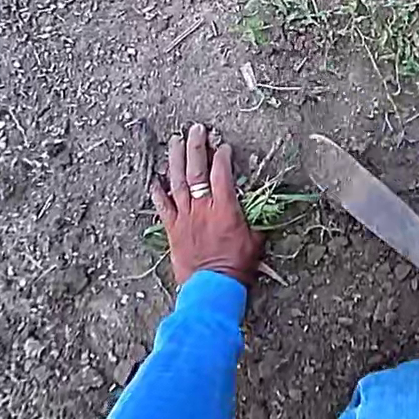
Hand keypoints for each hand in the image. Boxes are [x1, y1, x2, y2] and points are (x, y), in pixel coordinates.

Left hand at [149, 122, 262, 286]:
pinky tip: (155, 179)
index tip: (223, 145)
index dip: (222, 156)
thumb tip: (264, 210)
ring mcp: (185, 217)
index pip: (222, 174)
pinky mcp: (173, 229)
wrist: (212, 289)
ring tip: (175, 141)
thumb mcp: (255, 242)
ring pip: (177, 182)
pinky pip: (162, 207)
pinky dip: (157, 192)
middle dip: (196, 147)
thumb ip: (257, 221)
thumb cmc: (236, 267)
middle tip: (195, 129)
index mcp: (225, 209)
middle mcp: (202, 208)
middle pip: (197, 170)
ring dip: (175, 159)